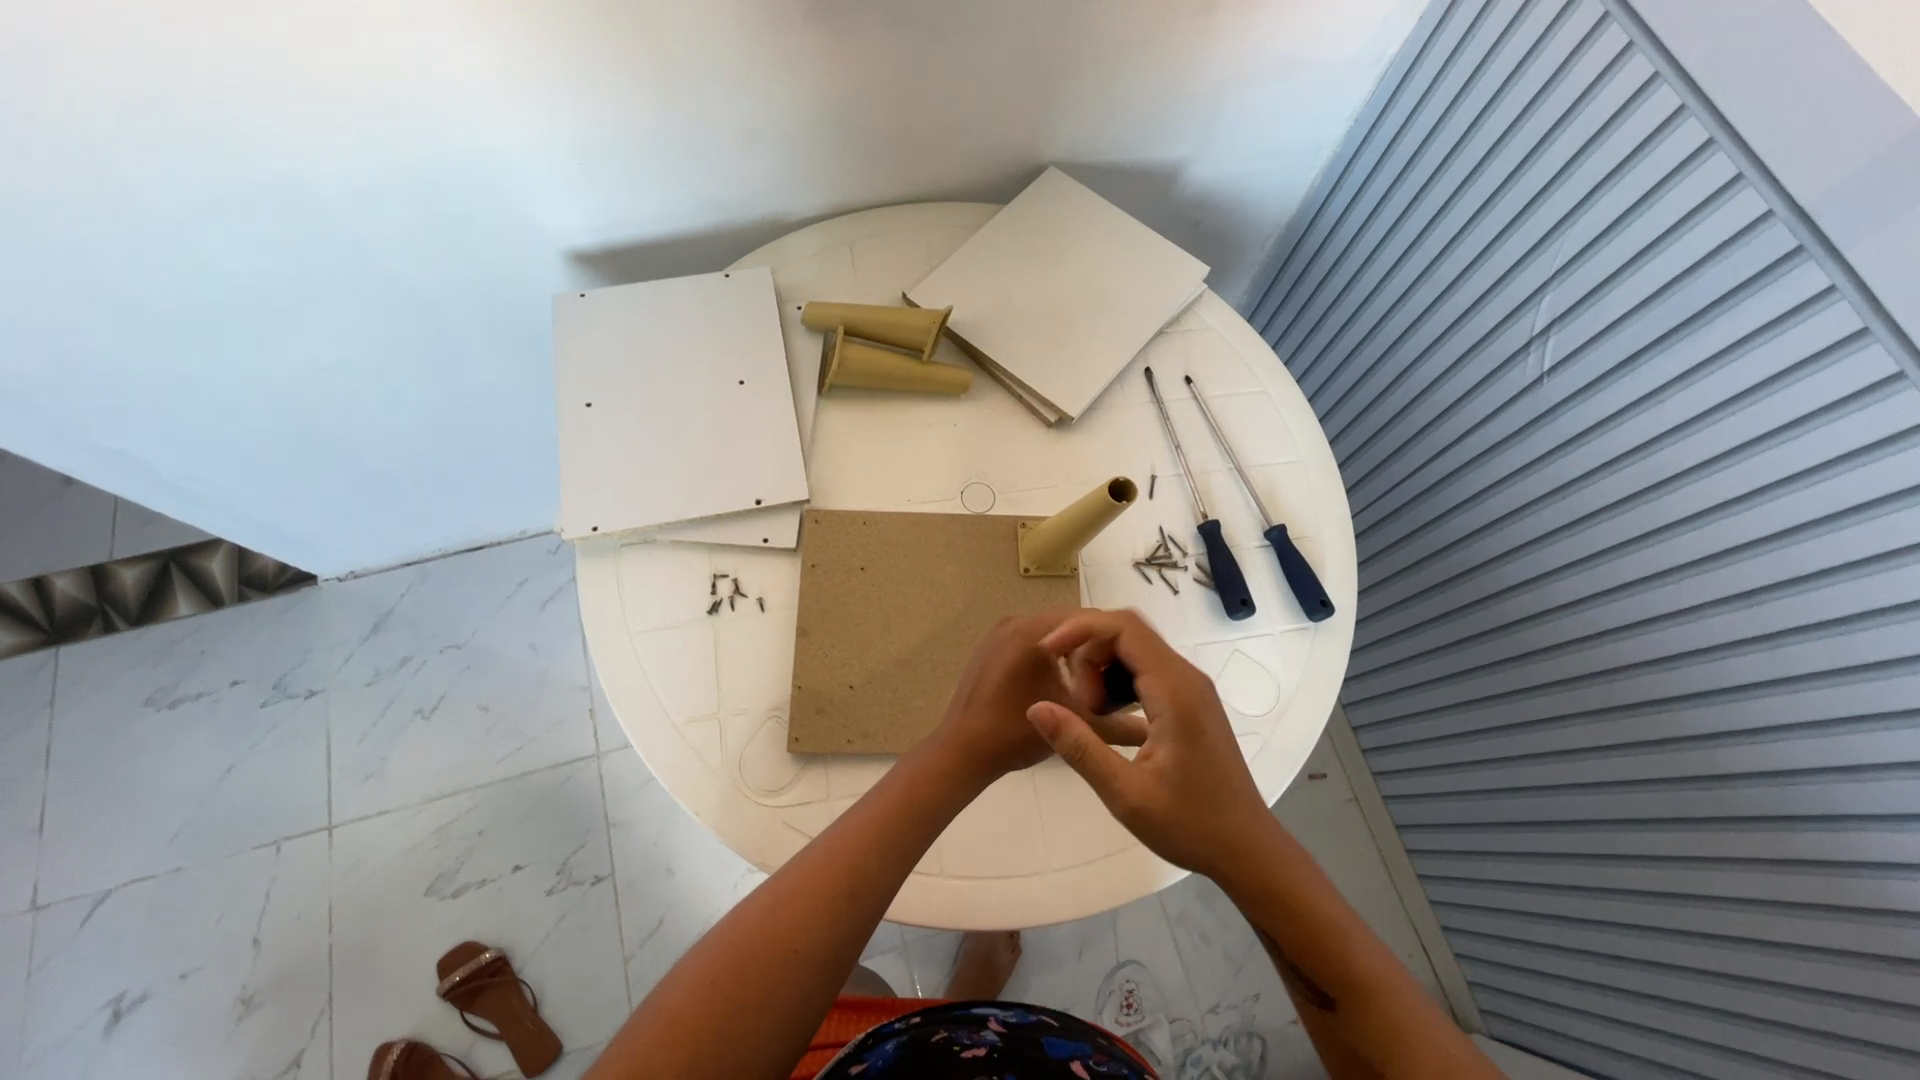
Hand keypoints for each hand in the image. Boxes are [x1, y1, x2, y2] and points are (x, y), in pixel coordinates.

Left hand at [918, 612, 1146, 789]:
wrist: (962, 751)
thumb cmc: (1015, 734)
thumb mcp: (1075, 727)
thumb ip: (1119, 726)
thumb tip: (1154, 729)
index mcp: (1037, 630)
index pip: (1091, 620)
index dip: (1118, 641)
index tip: (1137, 664)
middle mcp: (1018, 620)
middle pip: (1071, 624)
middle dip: (1097, 647)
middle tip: (1120, 675)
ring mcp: (1000, 632)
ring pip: (1051, 633)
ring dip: (1074, 651)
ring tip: (1096, 682)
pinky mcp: (991, 647)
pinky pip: (1032, 640)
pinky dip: (1051, 656)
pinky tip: (1064, 684)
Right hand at [1025, 609, 1274, 880]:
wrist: (1247, 849)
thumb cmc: (1190, 825)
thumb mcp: (1124, 792)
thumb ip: (1078, 746)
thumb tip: (1036, 707)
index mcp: (1175, 691)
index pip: (1123, 628)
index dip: (1080, 630)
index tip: (1047, 653)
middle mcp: (1188, 679)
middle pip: (1129, 633)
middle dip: (1088, 651)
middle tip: (1072, 698)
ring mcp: (1194, 691)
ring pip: (1138, 652)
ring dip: (1103, 668)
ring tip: (1085, 711)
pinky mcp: (1192, 705)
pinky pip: (1149, 672)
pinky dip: (1119, 681)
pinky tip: (1105, 717)